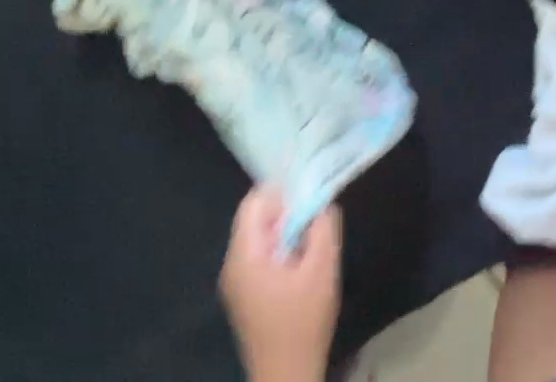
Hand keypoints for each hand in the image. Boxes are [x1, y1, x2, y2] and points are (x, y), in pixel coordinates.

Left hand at [219, 186, 341, 381]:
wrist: (286, 377)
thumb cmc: (303, 322)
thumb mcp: (322, 269)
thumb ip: (323, 228)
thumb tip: (320, 202)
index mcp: (244, 255)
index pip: (254, 203)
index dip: (281, 193)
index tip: (310, 196)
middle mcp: (232, 264)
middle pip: (255, 220)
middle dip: (286, 214)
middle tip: (316, 222)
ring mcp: (236, 282)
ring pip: (260, 239)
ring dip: (286, 234)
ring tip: (313, 245)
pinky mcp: (245, 296)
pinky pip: (260, 258)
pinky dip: (281, 253)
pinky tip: (302, 268)